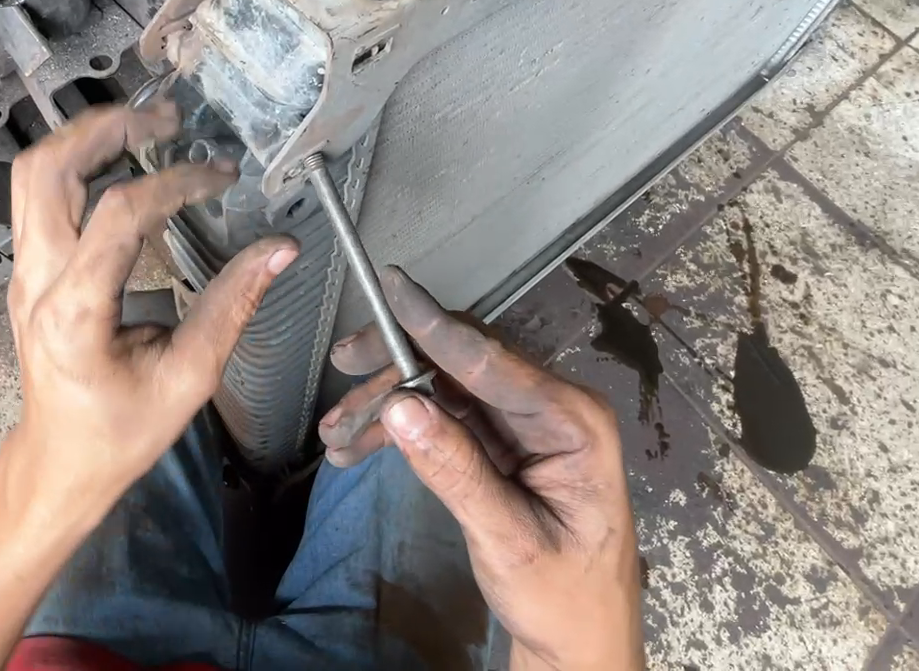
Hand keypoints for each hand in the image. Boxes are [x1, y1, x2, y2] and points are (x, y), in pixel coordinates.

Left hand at [3, 101, 298, 522]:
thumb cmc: (119, 431)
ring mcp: (24, 271)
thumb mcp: (188, 378)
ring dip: (87, 137)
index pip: (119, 214)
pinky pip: (41, 194)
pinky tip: (123, 161)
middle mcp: (36, 281)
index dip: (176, 183)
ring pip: (34, 174)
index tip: (220, 176)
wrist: (58, 460)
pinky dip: (80, 162)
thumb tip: (278, 249)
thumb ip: (232, 306)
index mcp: (75, 313)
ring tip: (145, 127)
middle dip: (107, 129)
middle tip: (166, 119)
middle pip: (48, 171)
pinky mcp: (29, 267)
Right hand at [318, 268, 643, 670]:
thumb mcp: (510, 541)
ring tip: (336, 433)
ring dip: (386, 402)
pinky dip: (397, 428)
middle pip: (458, 358)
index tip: (393, 284)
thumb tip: (400, 408)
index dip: (434, 321)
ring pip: (439, 383)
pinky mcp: (497, 436)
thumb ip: (456, 471)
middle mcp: (545, 404)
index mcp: (570, 419)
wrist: (582, 642)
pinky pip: (439, 413)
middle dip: (396, 361)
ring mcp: (519, 418)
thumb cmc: (564, 595)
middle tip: (344, 363)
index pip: (489, 359)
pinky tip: (355, 448)